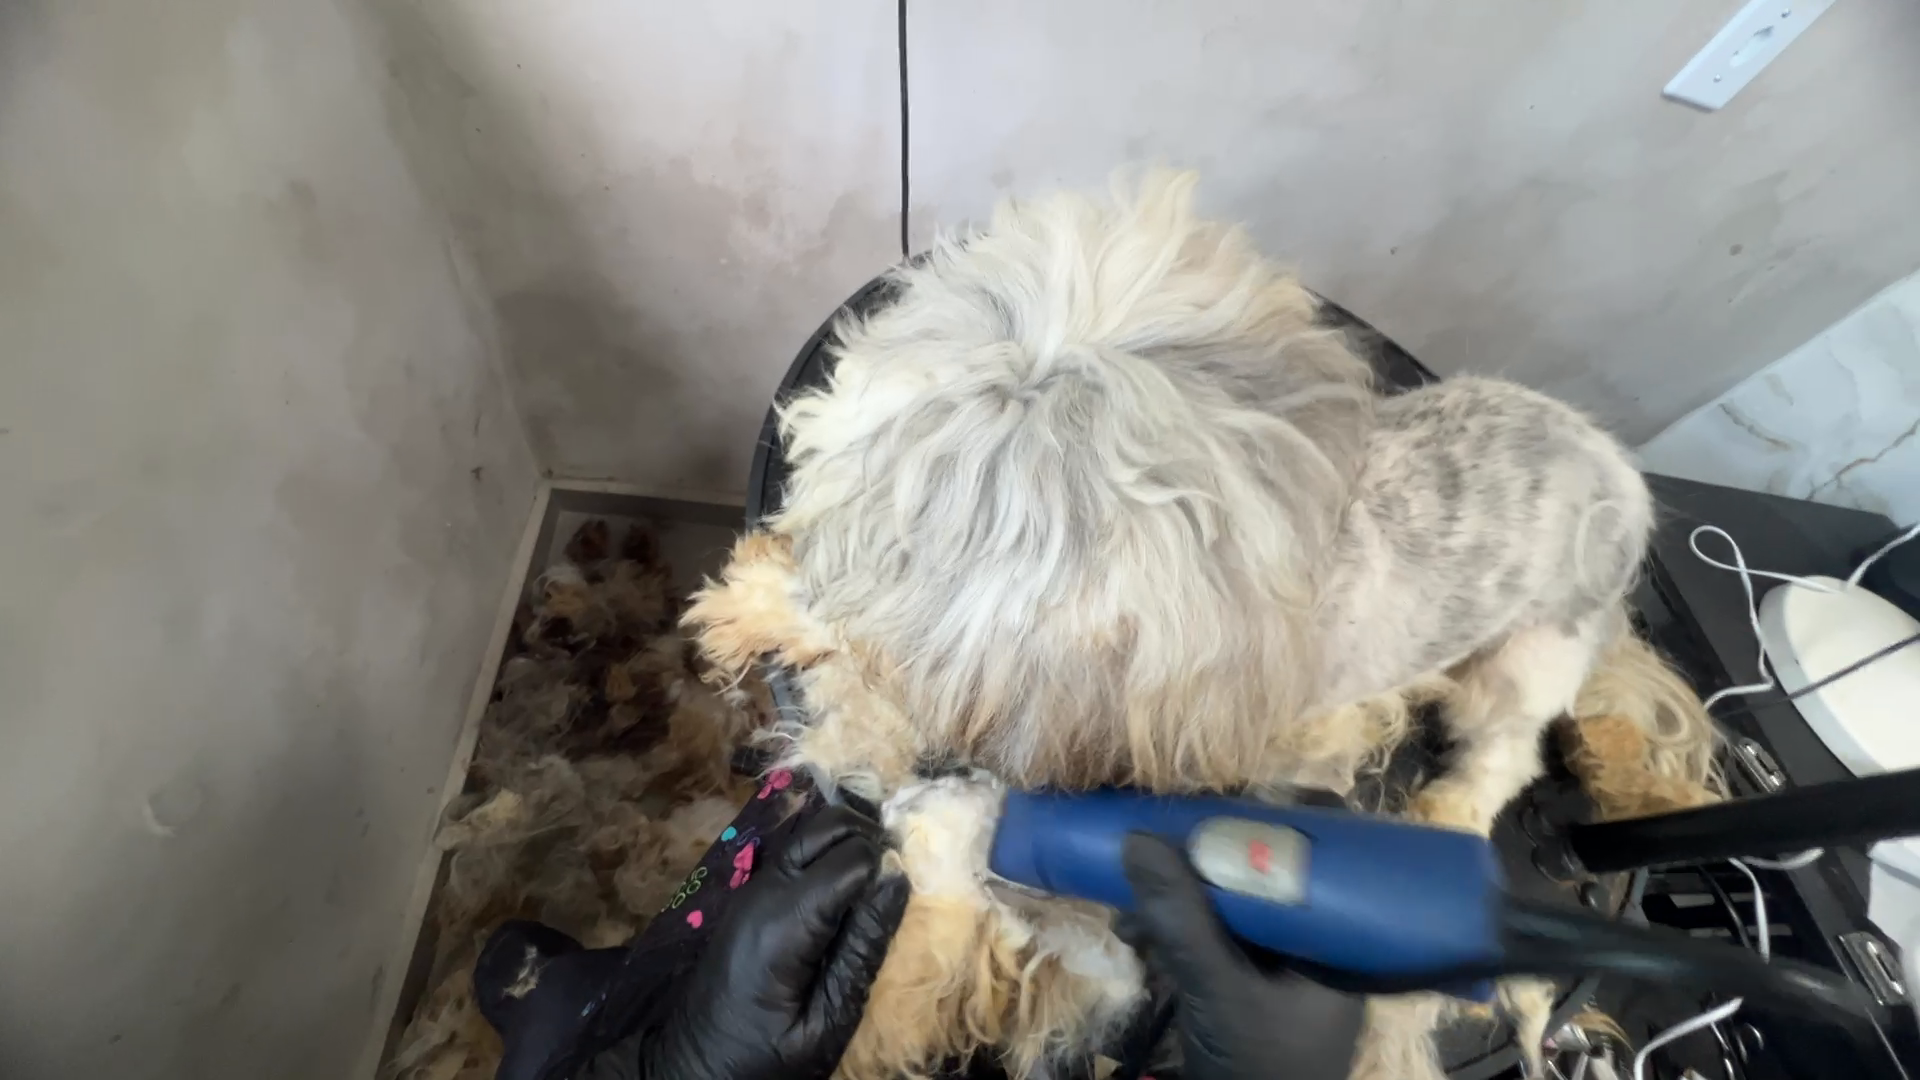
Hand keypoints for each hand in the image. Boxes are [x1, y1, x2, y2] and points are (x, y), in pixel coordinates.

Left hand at [584, 805, 909, 1079]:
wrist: (692, 1067)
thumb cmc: (764, 1057)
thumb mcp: (827, 1021)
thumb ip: (863, 949)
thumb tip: (898, 879)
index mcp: (786, 922)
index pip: (853, 855)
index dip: (884, 868)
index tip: (901, 896)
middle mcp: (769, 887)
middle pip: (833, 823)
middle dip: (871, 839)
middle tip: (891, 880)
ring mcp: (758, 883)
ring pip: (816, 826)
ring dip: (851, 840)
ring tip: (873, 882)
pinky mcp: (755, 889)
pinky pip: (802, 847)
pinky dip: (832, 850)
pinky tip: (845, 889)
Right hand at [1122, 833, 1365, 1079]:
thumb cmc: (1258, 1067)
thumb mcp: (1220, 990)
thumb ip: (1181, 919)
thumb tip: (1135, 838)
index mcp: (1342, 941)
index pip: (1335, 855)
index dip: (1291, 816)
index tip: (1237, 797)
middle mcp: (1313, 940)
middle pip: (1271, 865)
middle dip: (1212, 847)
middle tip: (1170, 826)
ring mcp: (1274, 959)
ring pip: (1231, 893)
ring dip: (1179, 885)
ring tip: (1134, 887)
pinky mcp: (1239, 974)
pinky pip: (1207, 926)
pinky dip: (1170, 920)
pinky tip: (1132, 928)